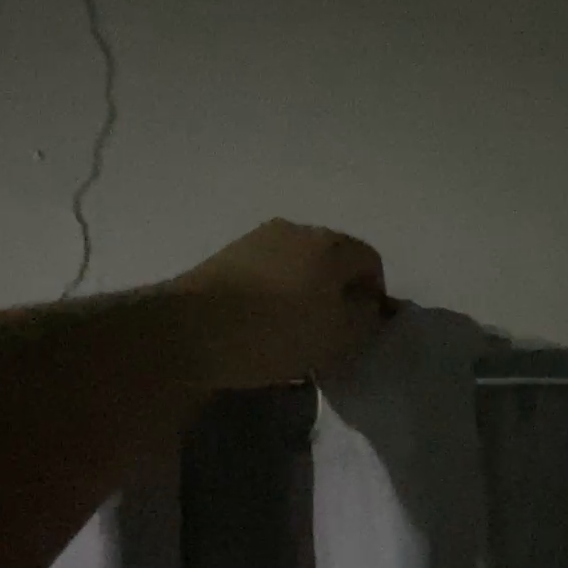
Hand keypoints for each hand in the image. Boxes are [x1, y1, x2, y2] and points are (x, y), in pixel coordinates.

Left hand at [167, 218, 391, 389]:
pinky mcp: (227, 256)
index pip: (371, 262)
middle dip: (339, 293)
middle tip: (331, 333)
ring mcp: (257, 239)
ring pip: (298, 266)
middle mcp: (297, 230)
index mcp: (332, 244)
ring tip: (295, 332)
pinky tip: (264, 325)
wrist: (192, 330)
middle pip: (333, 260)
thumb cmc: (278, 333)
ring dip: (305, 294)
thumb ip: (365, 318)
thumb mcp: (339, 336)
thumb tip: (368, 305)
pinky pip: (268, 274)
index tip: (363, 330)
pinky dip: (275, 295)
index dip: (375, 296)